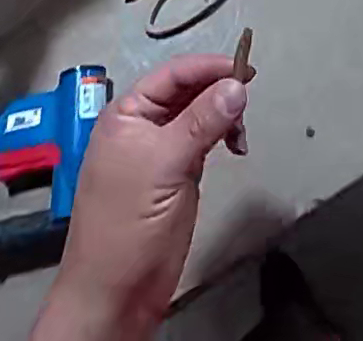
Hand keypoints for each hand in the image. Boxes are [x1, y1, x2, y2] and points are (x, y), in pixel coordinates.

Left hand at [31, 55, 249, 340]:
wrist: (114, 294)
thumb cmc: (128, 223)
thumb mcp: (165, 164)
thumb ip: (202, 122)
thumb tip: (237, 85)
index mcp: (128, 113)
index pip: (172, 74)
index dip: (208, 67)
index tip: (244, 69)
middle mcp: (143, 124)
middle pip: (186, 91)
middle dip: (217, 90)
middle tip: (249, 96)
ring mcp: (160, 149)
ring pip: (197, 114)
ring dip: (222, 115)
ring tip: (240, 132)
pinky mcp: (176, 173)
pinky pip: (202, 140)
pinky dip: (221, 136)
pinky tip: (234, 146)